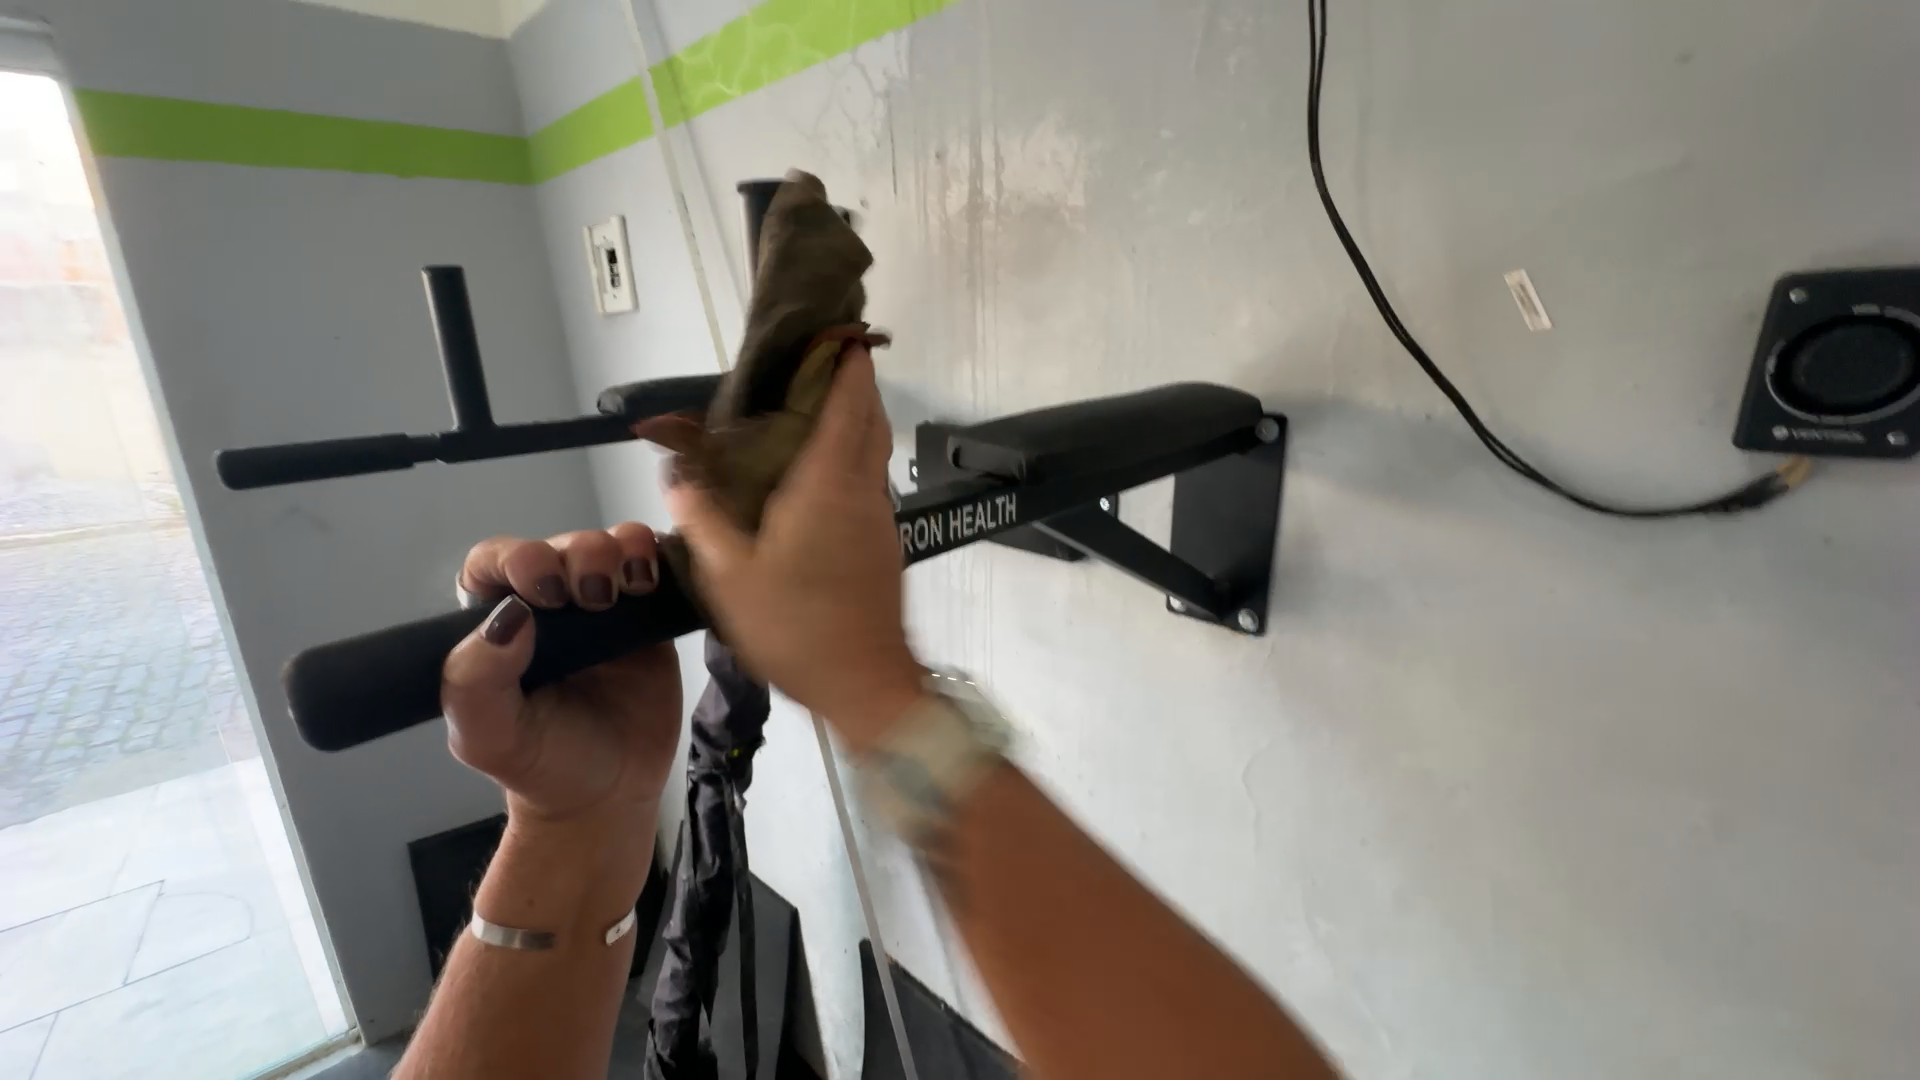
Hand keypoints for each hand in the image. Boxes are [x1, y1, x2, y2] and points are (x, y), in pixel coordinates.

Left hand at [441, 525, 682, 824]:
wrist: (612, 794)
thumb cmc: (544, 765)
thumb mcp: (491, 735)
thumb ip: (475, 681)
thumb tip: (511, 615)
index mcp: (500, 624)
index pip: (497, 562)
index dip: (520, 558)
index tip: (545, 591)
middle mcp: (553, 607)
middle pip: (564, 545)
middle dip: (582, 555)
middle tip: (595, 598)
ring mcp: (607, 608)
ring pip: (614, 546)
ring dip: (624, 550)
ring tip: (633, 588)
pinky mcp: (652, 618)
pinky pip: (659, 570)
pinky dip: (662, 558)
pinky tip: (659, 581)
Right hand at [666, 346, 921, 749]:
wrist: (865, 682)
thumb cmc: (795, 629)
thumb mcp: (731, 578)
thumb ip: (703, 519)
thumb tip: (676, 476)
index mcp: (828, 486)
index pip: (848, 407)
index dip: (849, 367)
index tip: (845, 335)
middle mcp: (863, 492)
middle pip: (871, 421)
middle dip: (857, 386)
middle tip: (828, 364)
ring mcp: (881, 518)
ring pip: (876, 452)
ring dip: (859, 421)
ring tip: (822, 408)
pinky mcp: (887, 543)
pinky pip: (872, 483)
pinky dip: (857, 459)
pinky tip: (825, 474)